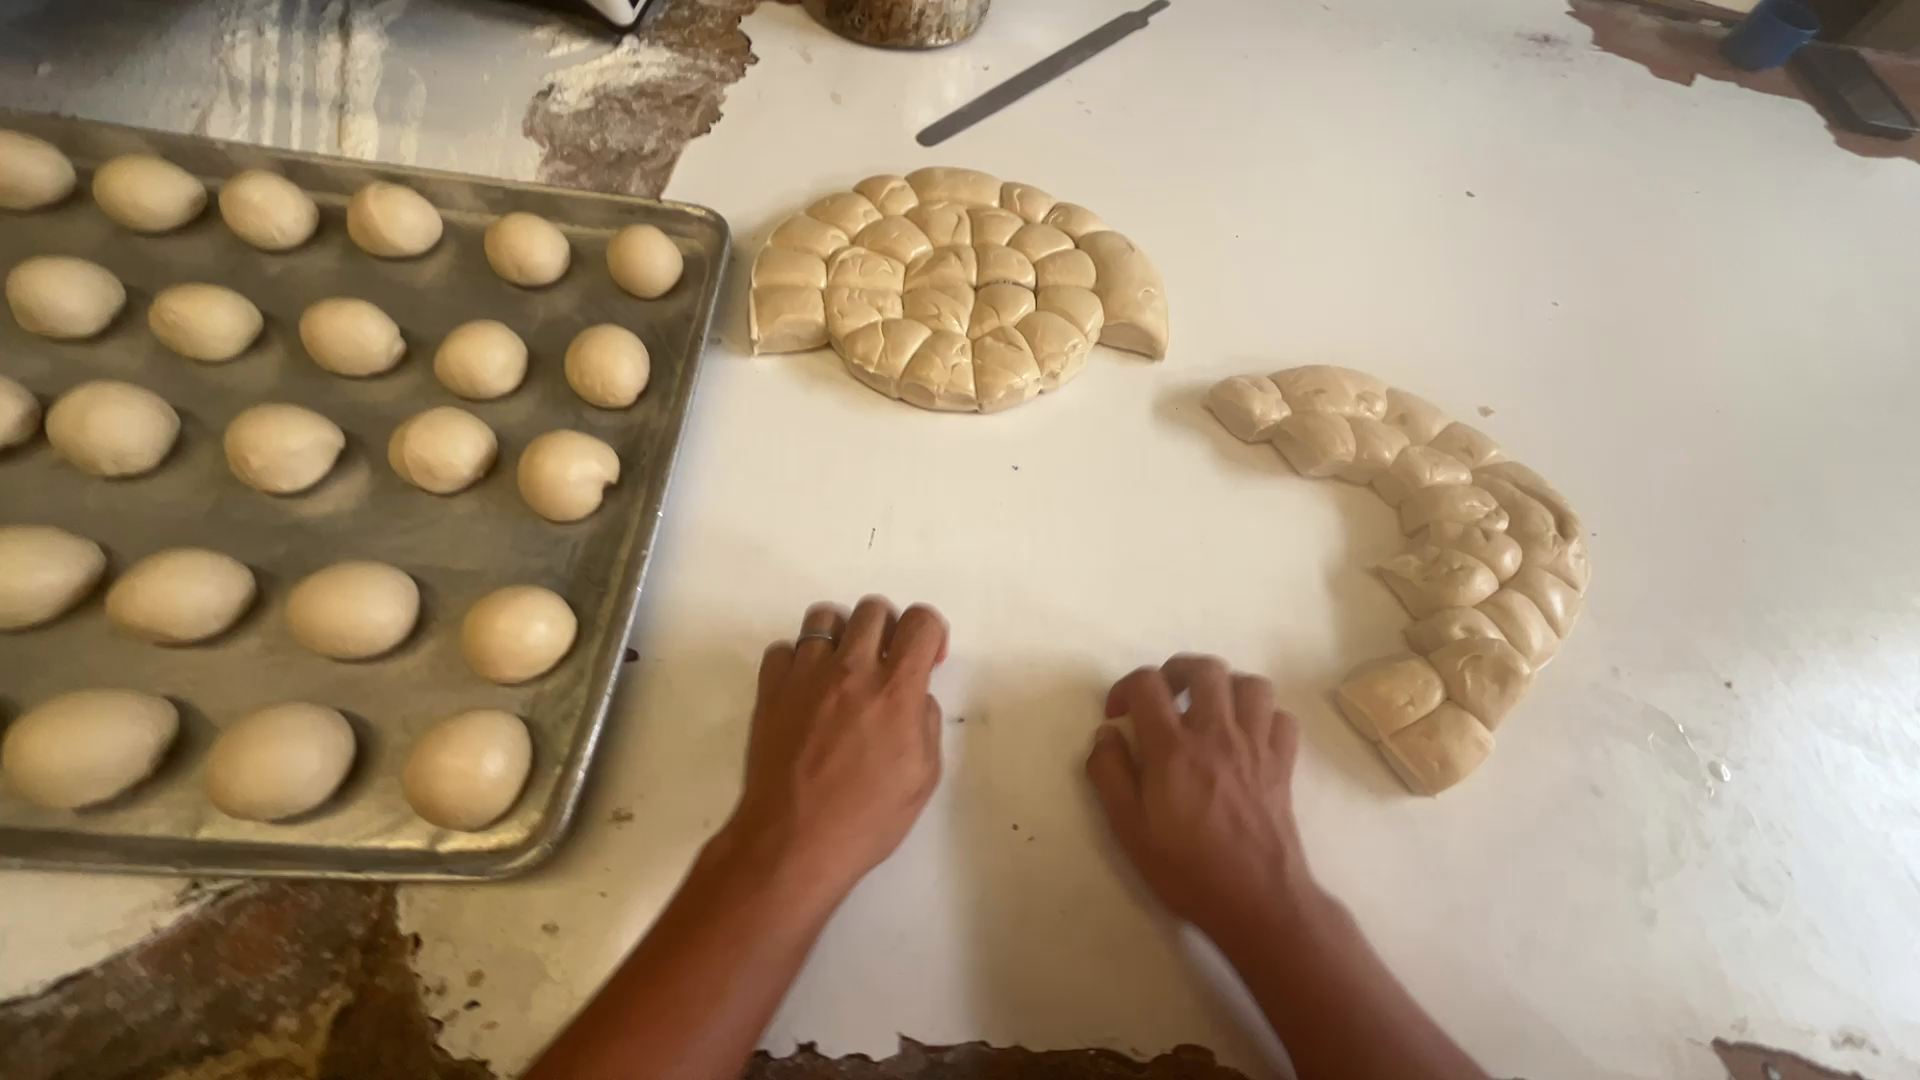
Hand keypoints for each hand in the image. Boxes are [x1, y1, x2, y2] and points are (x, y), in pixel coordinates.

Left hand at [721, 597, 948, 901]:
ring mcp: (805, 675)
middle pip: (873, 609)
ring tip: (842, 668)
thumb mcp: (923, 777)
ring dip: (841, 635)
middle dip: (888, 629)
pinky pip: (784, 649)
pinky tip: (805, 690)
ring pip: (825, 617)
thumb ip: (925, 722)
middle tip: (885, 664)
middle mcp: (851, 669)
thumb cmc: (866, 818)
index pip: (921, 622)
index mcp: (896, 689)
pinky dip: (798, 661)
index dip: (931, 632)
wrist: (792, 842)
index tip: (928, 659)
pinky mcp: (770, 689)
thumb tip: (914, 697)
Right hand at [1085, 655, 1309, 936]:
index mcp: (1173, 748)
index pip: (1147, 684)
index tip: (1119, 715)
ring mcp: (1256, 746)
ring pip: (1250, 684)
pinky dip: (1263, 717)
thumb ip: (1109, 773)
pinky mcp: (1282, 764)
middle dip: (1177, 671)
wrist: (1257, 903)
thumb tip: (1106, 734)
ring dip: (1225, 688)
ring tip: (1208, 710)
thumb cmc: (1186, 868)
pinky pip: (1281, 718)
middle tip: (1164, 698)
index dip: (1125, 688)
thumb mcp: (1128, 827)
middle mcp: (1216, 734)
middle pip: (1204, 668)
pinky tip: (1245, 737)